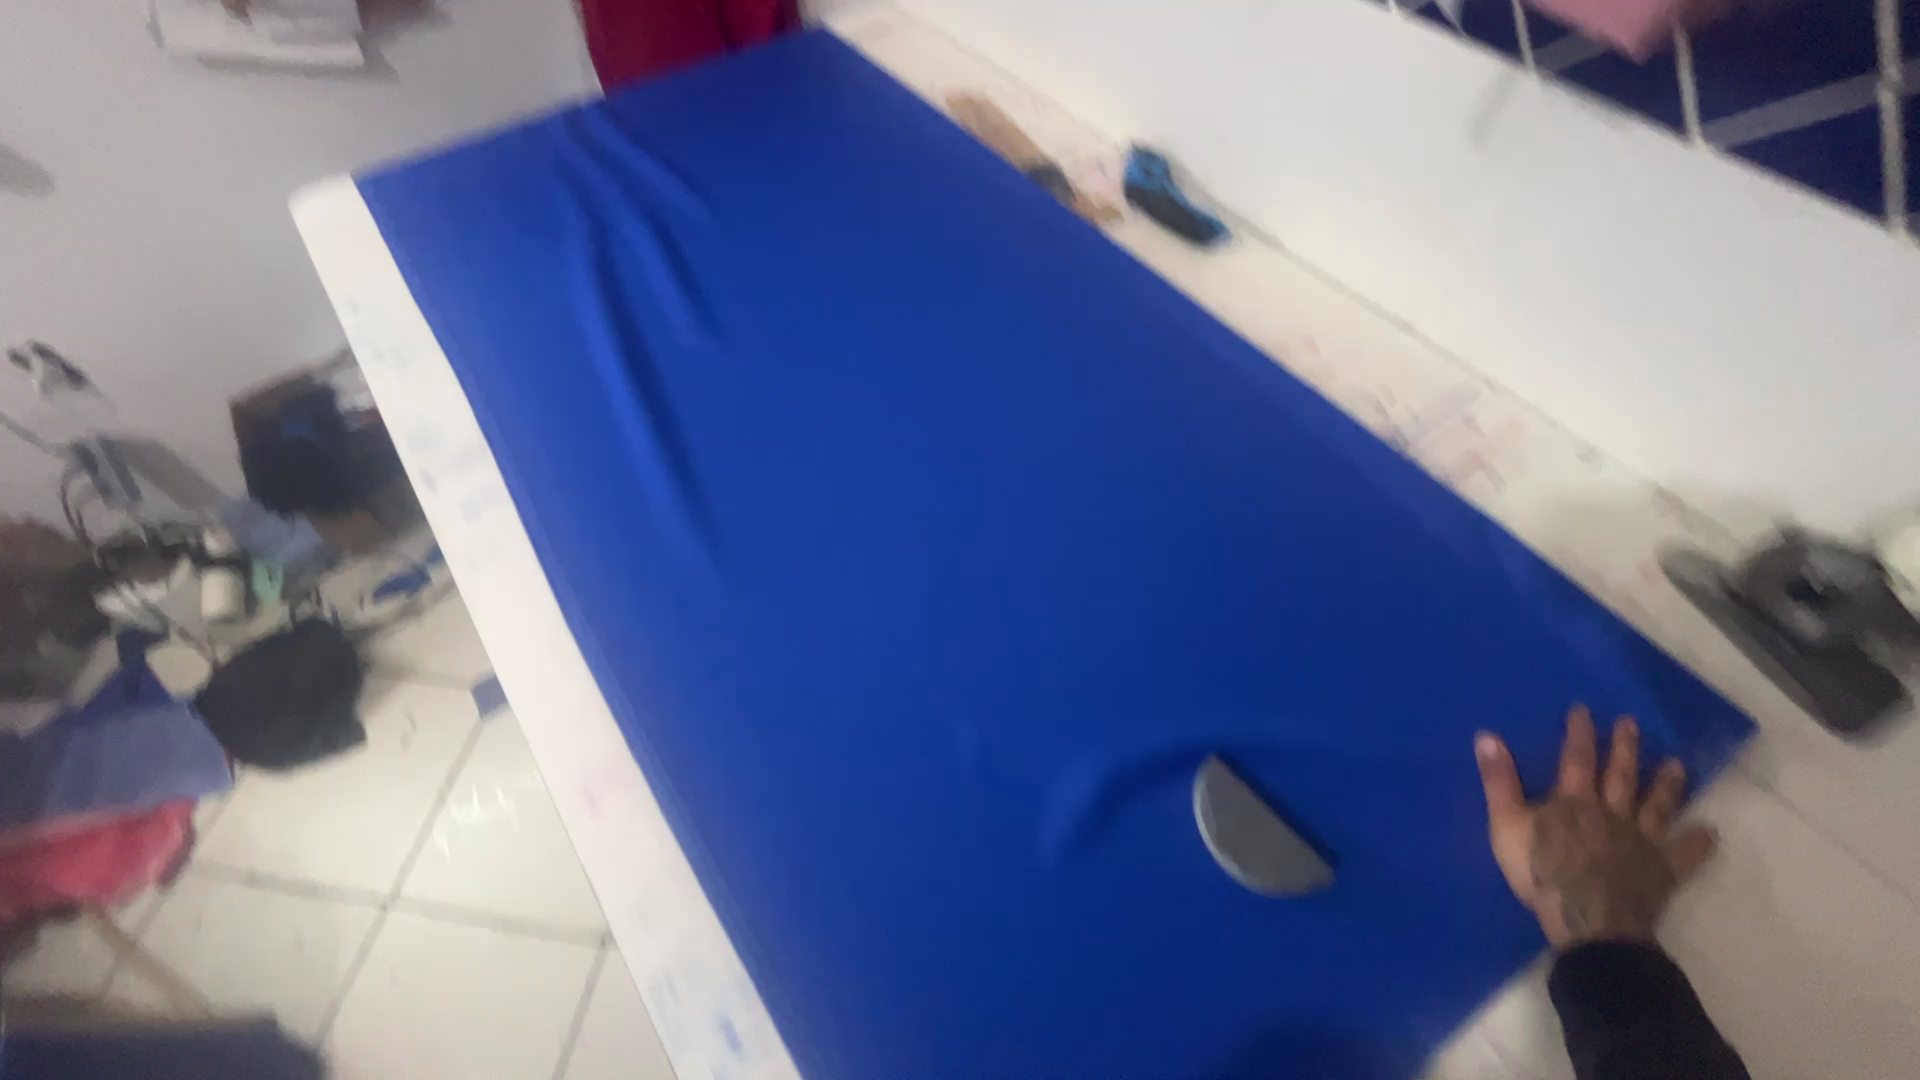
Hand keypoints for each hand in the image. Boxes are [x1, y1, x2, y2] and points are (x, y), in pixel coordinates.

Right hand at [1475, 706, 1717, 948]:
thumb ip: (1499, 781)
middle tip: (1633, 724)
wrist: (1588, 918)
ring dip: (1667, 785)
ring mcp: (1641, 842)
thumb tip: (1487, 736)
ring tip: (1677, 764)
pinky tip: (1711, 833)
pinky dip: (1698, 843)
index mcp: (1573, 801)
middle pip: (1620, 776)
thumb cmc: (1540, 869)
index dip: (1580, 734)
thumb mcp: (1505, 823)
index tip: (1584, 710)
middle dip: (1625, 749)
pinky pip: (1684, 855)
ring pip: (1656, 807)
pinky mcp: (1661, 870)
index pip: (1576, 759)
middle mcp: (1612, 813)